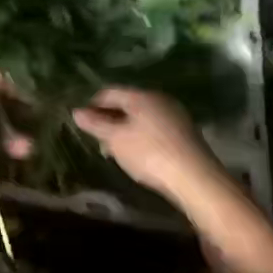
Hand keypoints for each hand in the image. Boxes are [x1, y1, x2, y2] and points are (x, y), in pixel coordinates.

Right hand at [72, 86, 224, 199]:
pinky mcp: (185, 133)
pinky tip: (136, 153)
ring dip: (124, 128)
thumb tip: (76, 111)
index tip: (82, 122)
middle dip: (108, 118)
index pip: (109, 92)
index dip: (92, 105)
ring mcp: (176, 116)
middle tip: (96, 137)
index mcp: (142, 96)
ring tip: (114, 148)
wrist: (196, 180)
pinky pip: (154, 127)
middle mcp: (160, 99)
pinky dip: (140, 136)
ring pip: (141, 116)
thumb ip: (94, 124)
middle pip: (127, 103)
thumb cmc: (149, 154)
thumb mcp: (115, 140)